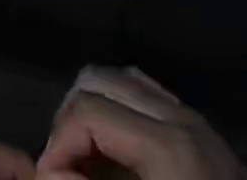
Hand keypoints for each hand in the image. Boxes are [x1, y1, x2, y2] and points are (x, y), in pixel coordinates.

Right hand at [36, 68, 246, 179]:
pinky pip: (142, 90)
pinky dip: (116, 105)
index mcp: (166, 144)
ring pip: (117, 77)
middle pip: (95, 80)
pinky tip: (114, 146)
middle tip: (64, 167)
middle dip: (68, 119)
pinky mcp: (198, 127)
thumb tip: (48, 175)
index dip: (57, 143)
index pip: (87, 111)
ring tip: (83, 156)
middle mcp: (176, 116)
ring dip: (90, 107)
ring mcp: (190, 117)